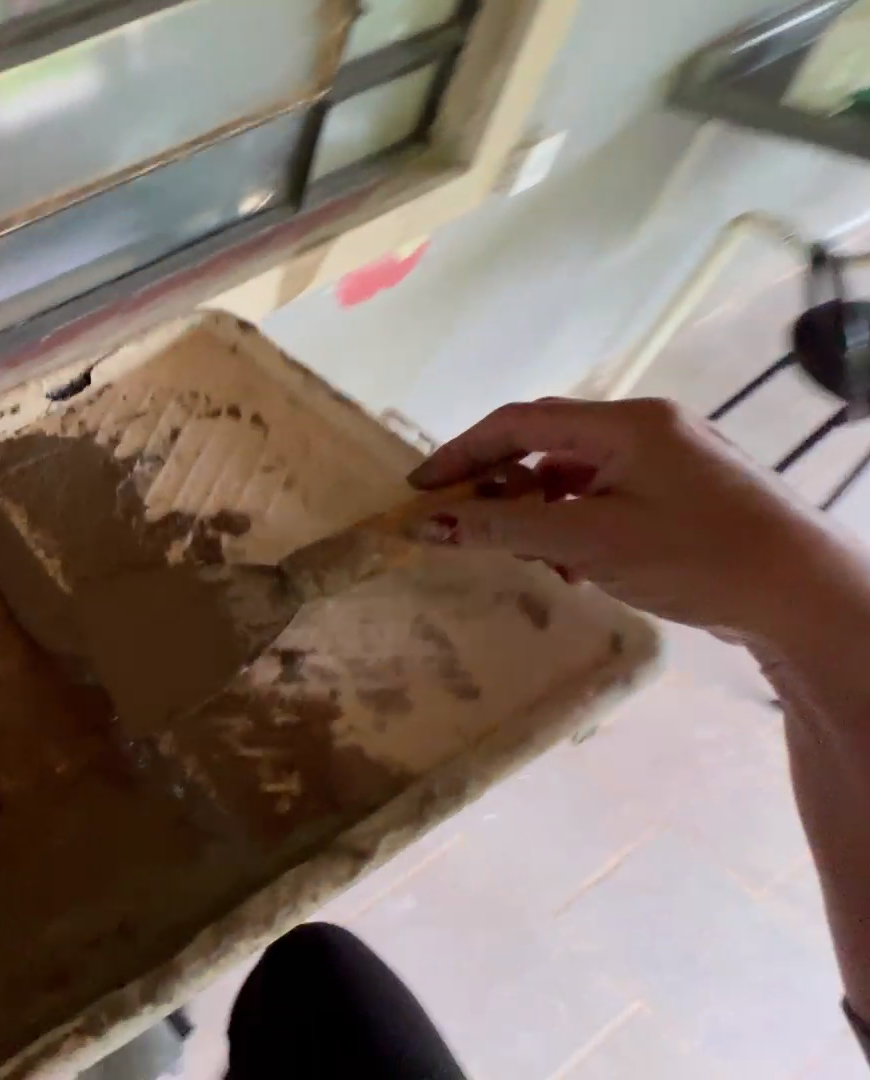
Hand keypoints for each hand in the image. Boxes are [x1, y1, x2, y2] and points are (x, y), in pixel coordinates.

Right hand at [408, 397, 867, 643]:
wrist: (817, 600)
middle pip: (539, 441)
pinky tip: (565, 559)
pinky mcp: (679, 489)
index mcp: (626, 424)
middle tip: (454, 513)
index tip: (418, 490)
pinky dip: (565, 519)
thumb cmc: (697, 557)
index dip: (458, 453)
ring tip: (515, 547)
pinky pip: (597, 491)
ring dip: (528, 506)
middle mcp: (646, 428)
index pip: (515, 423)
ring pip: (566, 470)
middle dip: (491, 478)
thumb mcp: (583, 542)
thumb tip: (425, 524)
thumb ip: (498, 526)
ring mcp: (667, 457)